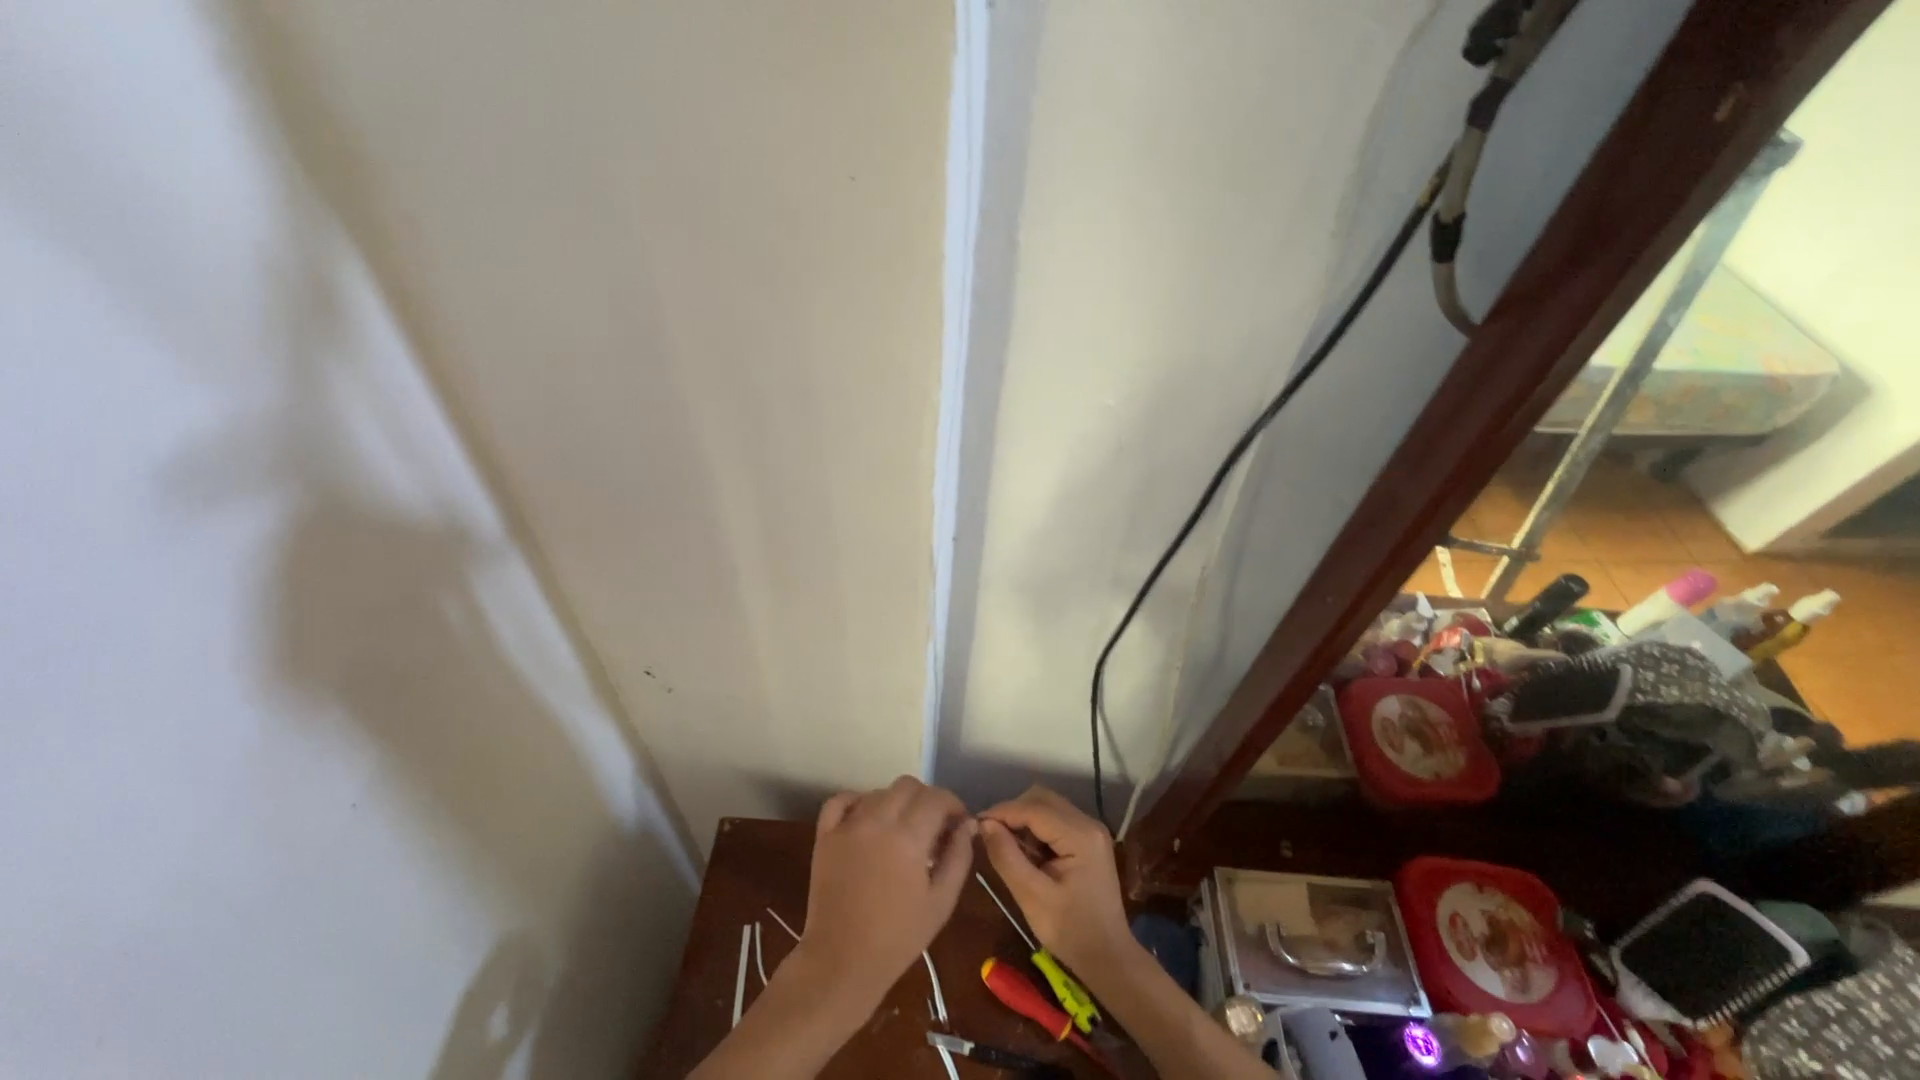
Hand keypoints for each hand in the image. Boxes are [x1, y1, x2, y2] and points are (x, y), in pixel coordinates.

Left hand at [793, 777, 975, 1008]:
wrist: (843, 959)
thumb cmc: (899, 936)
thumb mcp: (942, 901)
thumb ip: (959, 857)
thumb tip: (967, 825)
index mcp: (908, 837)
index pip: (937, 798)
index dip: (954, 806)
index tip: (959, 825)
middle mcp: (877, 821)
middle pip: (908, 786)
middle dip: (927, 800)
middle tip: (934, 828)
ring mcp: (847, 826)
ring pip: (878, 792)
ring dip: (897, 803)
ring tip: (903, 832)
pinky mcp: (825, 836)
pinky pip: (841, 801)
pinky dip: (858, 802)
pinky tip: (868, 821)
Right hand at [978, 786, 1132, 973]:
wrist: (1107, 957)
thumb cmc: (1070, 931)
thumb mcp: (1031, 896)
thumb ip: (1007, 856)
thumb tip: (984, 824)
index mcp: (1080, 835)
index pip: (1033, 808)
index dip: (1002, 812)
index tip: (975, 824)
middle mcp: (1089, 824)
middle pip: (1042, 799)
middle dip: (1013, 812)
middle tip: (990, 836)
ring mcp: (1091, 832)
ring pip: (1048, 807)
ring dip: (1024, 821)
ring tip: (1006, 847)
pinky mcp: (1088, 841)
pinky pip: (1056, 822)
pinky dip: (1036, 830)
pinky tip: (1026, 854)